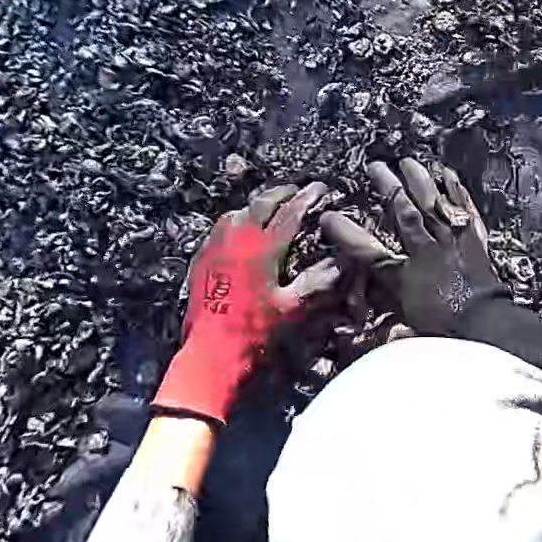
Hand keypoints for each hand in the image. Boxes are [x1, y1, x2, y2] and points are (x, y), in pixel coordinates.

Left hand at [153, 183, 340, 422]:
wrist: (208, 353)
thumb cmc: (254, 333)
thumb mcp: (292, 309)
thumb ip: (318, 281)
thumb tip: (341, 262)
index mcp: (262, 247)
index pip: (290, 213)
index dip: (308, 198)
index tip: (321, 188)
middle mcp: (237, 238)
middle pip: (262, 203)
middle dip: (282, 193)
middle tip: (297, 191)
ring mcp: (215, 245)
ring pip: (237, 211)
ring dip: (258, 204)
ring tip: (271, 205)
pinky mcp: (200, 257)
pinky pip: (220, 227)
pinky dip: (236, 220)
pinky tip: (240, 229)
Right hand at [320, 158, 541, 364]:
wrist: (493, 329)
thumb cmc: (449, 335)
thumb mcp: (411, 333)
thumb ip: (387, 329)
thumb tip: (358, 337)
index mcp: (407, 278)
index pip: (370, 252)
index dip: (348, 234)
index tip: (329, 217)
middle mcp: (428, 253)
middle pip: (404, 215)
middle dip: (388, 189)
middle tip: (375, 166)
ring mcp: (454, 244)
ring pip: (434, 205)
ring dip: (420, 182)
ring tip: (408, 161)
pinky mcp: (475, 242)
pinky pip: (464, 211)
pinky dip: (457, 192)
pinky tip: (449, 175)